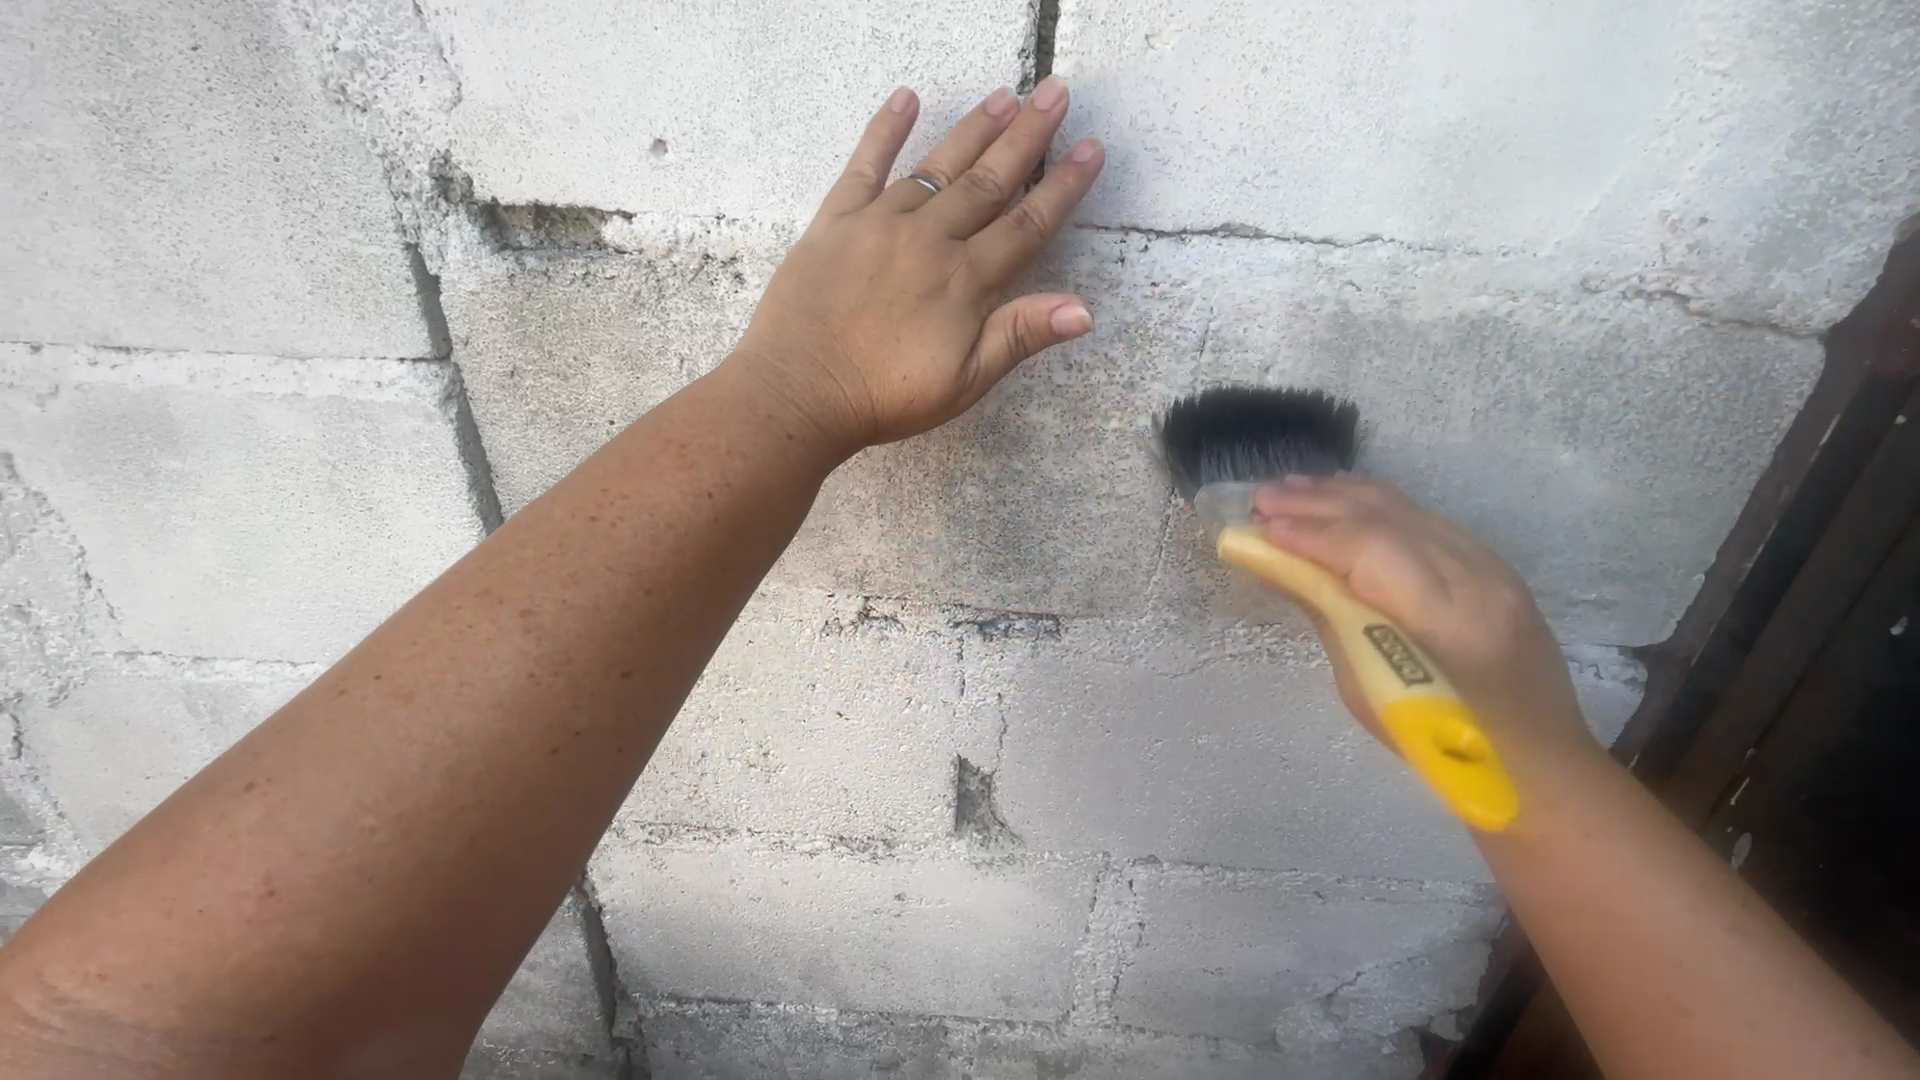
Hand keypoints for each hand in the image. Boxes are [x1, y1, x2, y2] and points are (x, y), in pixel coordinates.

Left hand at [729, 78, 1104, 451]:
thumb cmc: (886, 397)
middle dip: (1027, 137)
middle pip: (988, 182)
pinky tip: (904, 99)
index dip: (1062, 188)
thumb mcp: (965, 381)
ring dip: (973, 129)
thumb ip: (1019, 337)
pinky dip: (884, 130)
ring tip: (1004, 97)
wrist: (801, 392)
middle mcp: (929, 240)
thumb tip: (1083, 311)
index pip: (1026, 225)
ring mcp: (881, 224)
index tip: (1091, 149)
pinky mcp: (836, 221)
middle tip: (1055, 93)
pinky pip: (864, 165)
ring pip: (937, 166)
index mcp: (964, 281)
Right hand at [1253, 474, 1598, 765]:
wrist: (1534, 758)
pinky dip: (1372, 503)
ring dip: (1340, 496)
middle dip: (1317, 505)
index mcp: (1448, 623)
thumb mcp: (1366, 688)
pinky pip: (1422, 518)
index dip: (1312, 535)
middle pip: (1387, 519)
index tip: (1259, 528)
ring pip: (1406, 509)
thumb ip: (1328, 615)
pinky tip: (1338, 496)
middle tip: (1259, 499)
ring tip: (1288, 490)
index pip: (1372, 552)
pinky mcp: (1488, 564)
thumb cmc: (1435, 741)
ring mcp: (1489, 566)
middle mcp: (1476, 580)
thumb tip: (1278, 568)